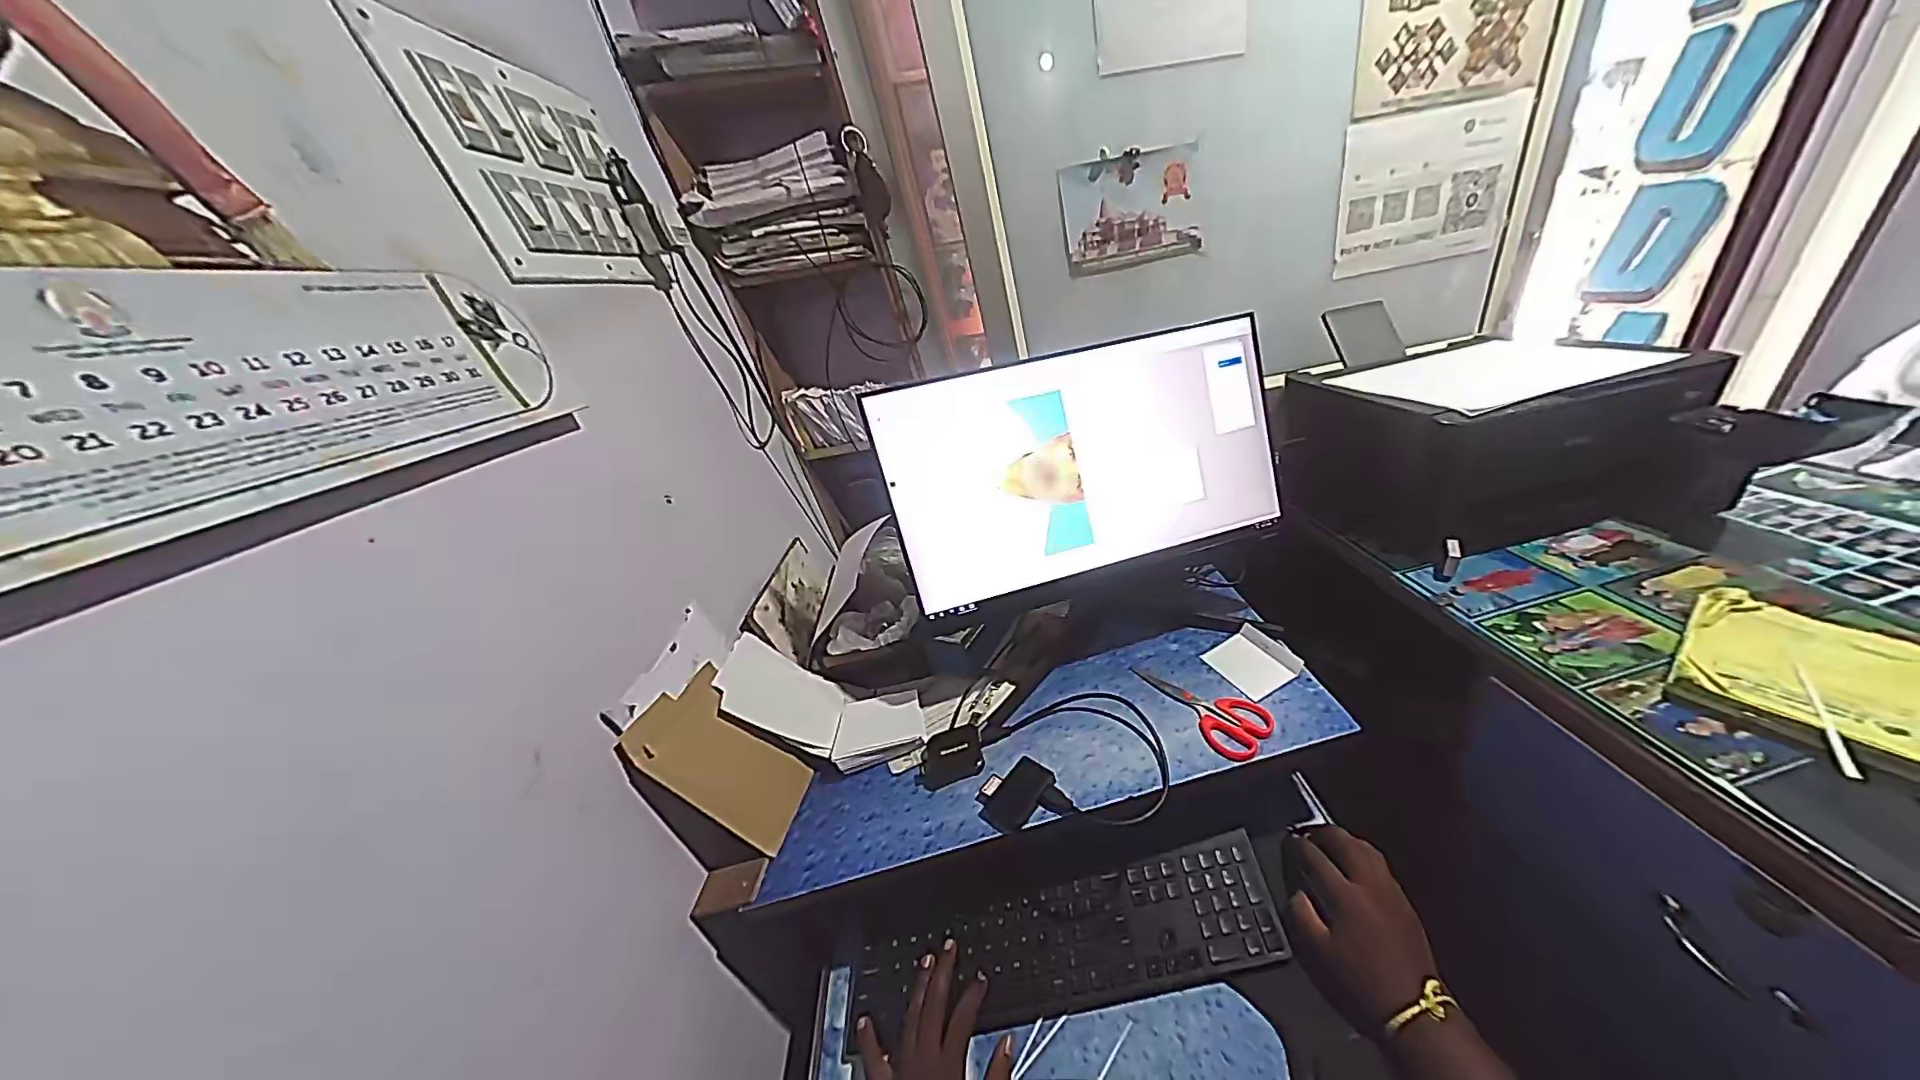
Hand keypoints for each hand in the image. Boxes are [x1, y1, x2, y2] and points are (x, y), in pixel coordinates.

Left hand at [856, 939, 1013, 1079]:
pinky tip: (865, 1018)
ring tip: (923, 964)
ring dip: (916, 990)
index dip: (973, 994)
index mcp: (947, 1066)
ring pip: (907, 1019)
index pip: (963, 1018)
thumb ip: (997, 1076)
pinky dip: (869, 1038)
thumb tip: (1008, 1044)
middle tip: (948, 947)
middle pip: (933, 1006)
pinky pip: (873, 1060)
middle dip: (942, 974)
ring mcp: (901, 1071)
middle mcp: (922, 1061)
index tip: (981, 978)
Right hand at [1285, 826, 1437, 1026]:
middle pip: (1345, 843)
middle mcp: (1370, 887)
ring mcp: (1391, 894)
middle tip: (1308, 832)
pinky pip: (1382, 866)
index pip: (1315, 856)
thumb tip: (1296, 894)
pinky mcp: (1406, 905)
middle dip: (1323, 832)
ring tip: (1331, 840)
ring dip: (1346, 840)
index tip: (1289, 843)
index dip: (1298, 845)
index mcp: (1345, 896)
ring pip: (1368, 850)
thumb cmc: (1360, 984)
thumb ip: (1300, 914)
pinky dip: (1364, 854)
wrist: (1412, 1011)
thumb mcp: (1316, 952)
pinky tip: (1357, 863)